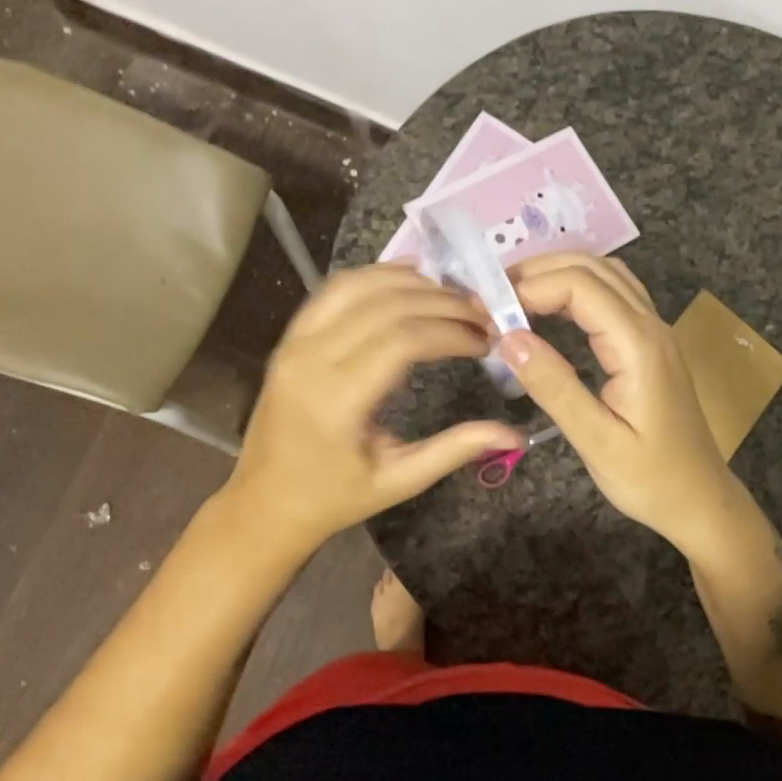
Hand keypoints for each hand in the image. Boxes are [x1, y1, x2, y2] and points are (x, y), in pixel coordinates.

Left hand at [222, 264, 522, 548]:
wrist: (266, 503)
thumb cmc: (336, 498)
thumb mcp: (400, 480)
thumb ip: (456, 449)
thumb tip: (515, 434)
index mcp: (337, 400)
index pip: (403, 340)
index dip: (451, 331)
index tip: (486, 341)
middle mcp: (310, 360)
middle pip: (385, 306)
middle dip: (442, 304)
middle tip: (482, 315)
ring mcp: (295, 344)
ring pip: (357, 287)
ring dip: (411, 283)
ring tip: (453, 296)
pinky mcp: (291, 338)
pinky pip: (333, 291)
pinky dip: (375, 277)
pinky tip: (411, 280)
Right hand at [502, 254, 738, 549]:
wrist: (700, 499)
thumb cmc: (650, 479)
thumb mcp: (596, 441)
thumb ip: (554, 387)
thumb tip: (508, 337)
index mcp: (639, 346)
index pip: (580, 285)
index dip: (531, 286)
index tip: (488, 310)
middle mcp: (652, 327)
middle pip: (594, 268)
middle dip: (540, 271)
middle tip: (491, 297)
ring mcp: (656, 334)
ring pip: (608, 277)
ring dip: (560, 275)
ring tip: (513, 298)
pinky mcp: (653, 347)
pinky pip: (616, 298)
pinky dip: (579, 291)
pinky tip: (551, 311)